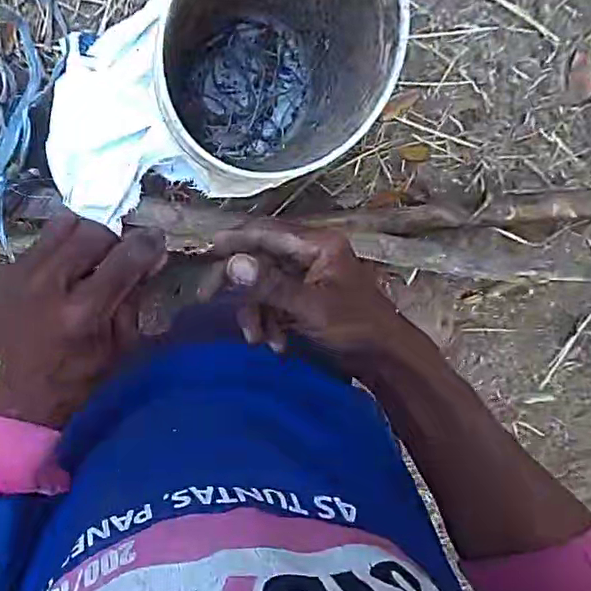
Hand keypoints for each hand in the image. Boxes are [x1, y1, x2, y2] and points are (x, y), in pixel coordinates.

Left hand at [0, 211, 167, 427]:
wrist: (27, 390)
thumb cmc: (82, 372)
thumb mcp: (122, 342)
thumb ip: (135, 293)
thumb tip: (152, 250)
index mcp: (81, 312)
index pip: (124, 258)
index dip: (146, 244)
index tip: (154, 240)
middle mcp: (47, 287)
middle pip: (92, 231)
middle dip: (111, 241)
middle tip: (113, 260)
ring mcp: (19, 277)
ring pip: (62, 225)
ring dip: (81, 240)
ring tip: (83, 264)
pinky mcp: (3, 274)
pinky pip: (39, 244)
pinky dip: (55, 255)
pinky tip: (56, 280)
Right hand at [204, 219, 415, 366]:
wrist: (383, 359)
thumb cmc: (355, 326)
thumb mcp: (309, 306)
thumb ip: (269, 285)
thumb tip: (232, 263)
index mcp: (317, 245)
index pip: (267, 232)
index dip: (235, 238)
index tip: (207, 249)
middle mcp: (308, 255)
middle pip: (259, 259)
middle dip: (240, 286)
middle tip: (208, 297)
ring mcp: (304, 278)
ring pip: (261, 286)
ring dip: (255, 313)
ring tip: (258, 339)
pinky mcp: (300, 299)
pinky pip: (270, 303)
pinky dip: (267, 323)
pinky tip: (275, 344)